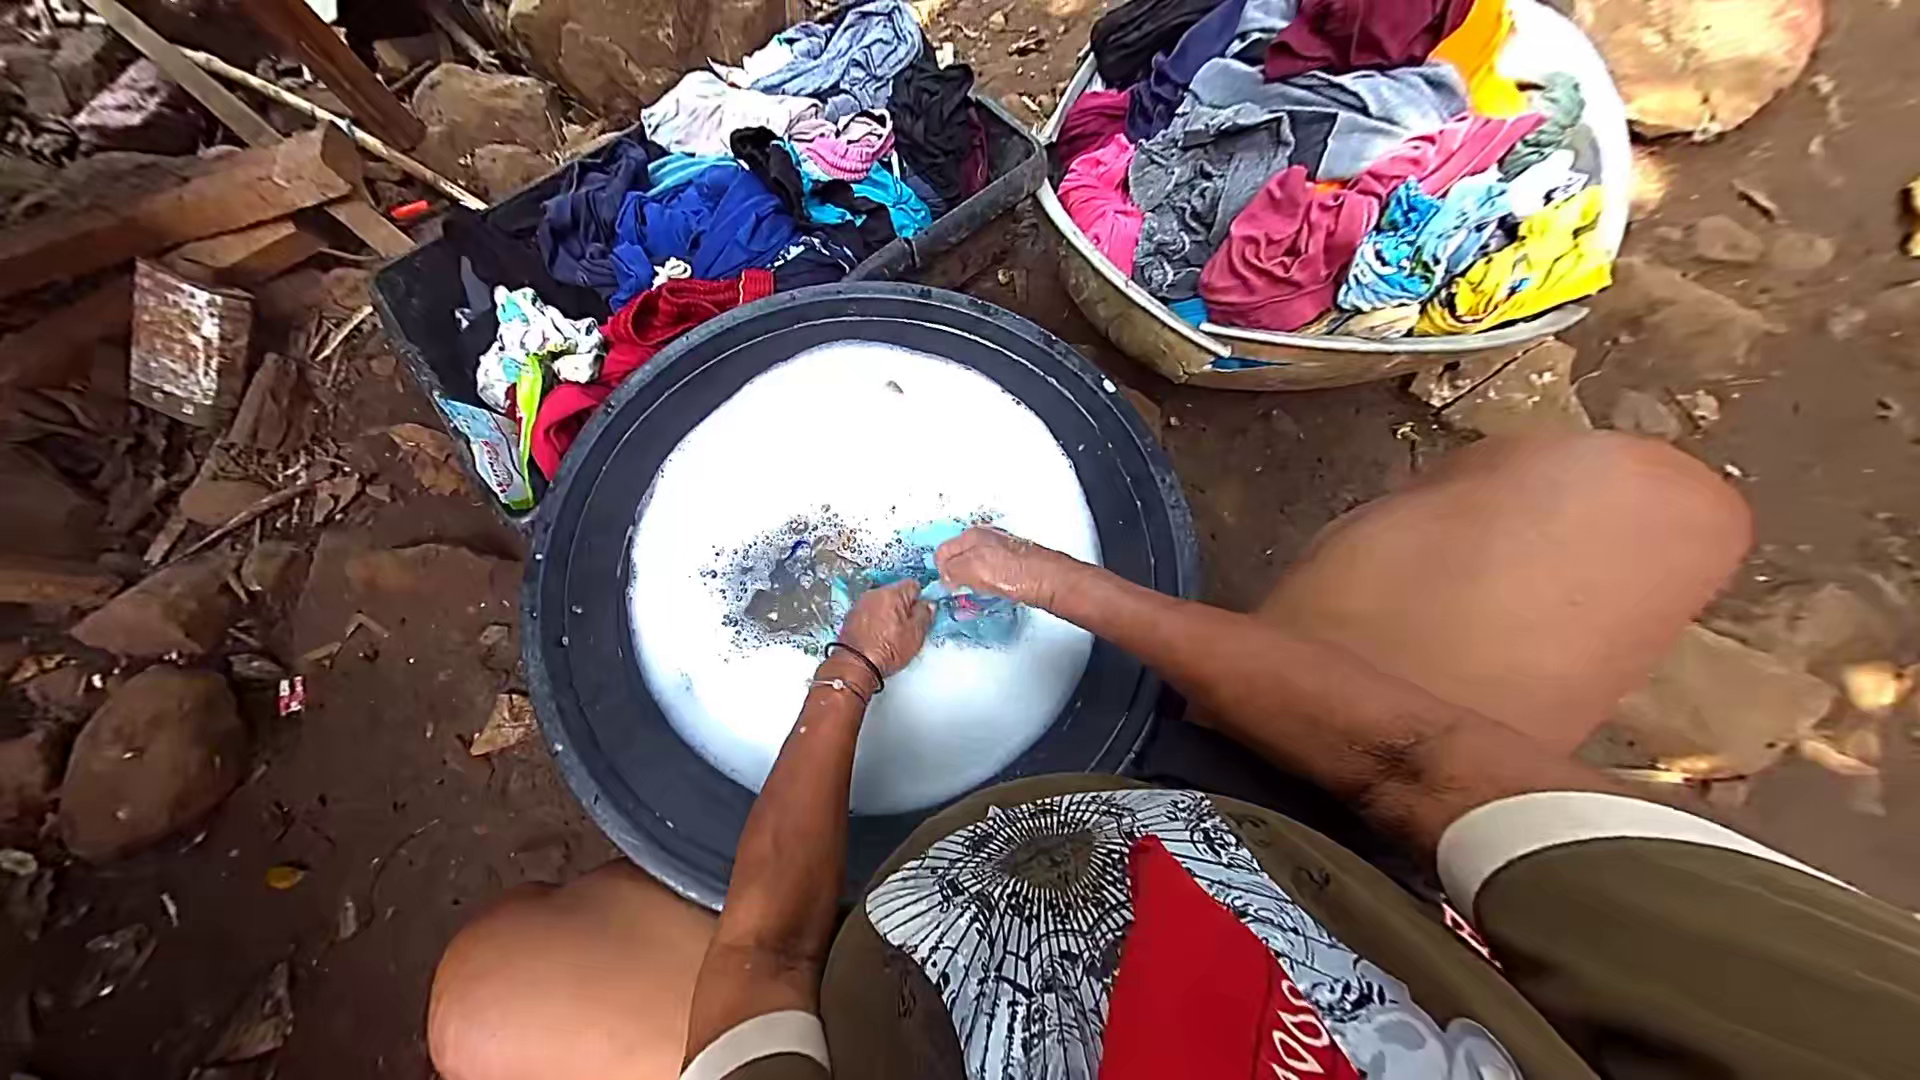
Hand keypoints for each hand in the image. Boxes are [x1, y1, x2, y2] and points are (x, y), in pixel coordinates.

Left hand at [836, 579, 933, 678]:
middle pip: (896, 593)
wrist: (855, 666)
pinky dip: (875, 621)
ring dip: (889, 613)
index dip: (921, 598)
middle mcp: (874, 594)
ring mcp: (861, 604)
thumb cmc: (885, 651)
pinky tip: (879, 636)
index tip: (923, 611)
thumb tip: (928, 605)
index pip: (914, 584)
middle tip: (909, 627)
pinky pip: (870, 612)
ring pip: (882, 603)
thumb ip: (925, 614)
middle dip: (904, 607)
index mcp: (892, 593)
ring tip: (893, 634)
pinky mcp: (851, 617)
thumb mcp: (915, 634)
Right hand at [935, 527, 1076, 607]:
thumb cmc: (1017, 572)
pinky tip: (993, 590)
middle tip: (959, 590)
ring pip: (974, 566)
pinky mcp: (1012, 564)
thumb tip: (944, 577)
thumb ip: (951, 571)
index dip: (941, 571)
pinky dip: (987, 583)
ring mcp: (1000, 550)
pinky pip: (990, 573)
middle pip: (957, 557)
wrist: (1048, 581)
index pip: (942, 552)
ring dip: (972, 580)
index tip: (946, 586)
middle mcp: (986, 538)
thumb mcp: (972, 569)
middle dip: (955, 574)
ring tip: (978, 591)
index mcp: (972, 535)